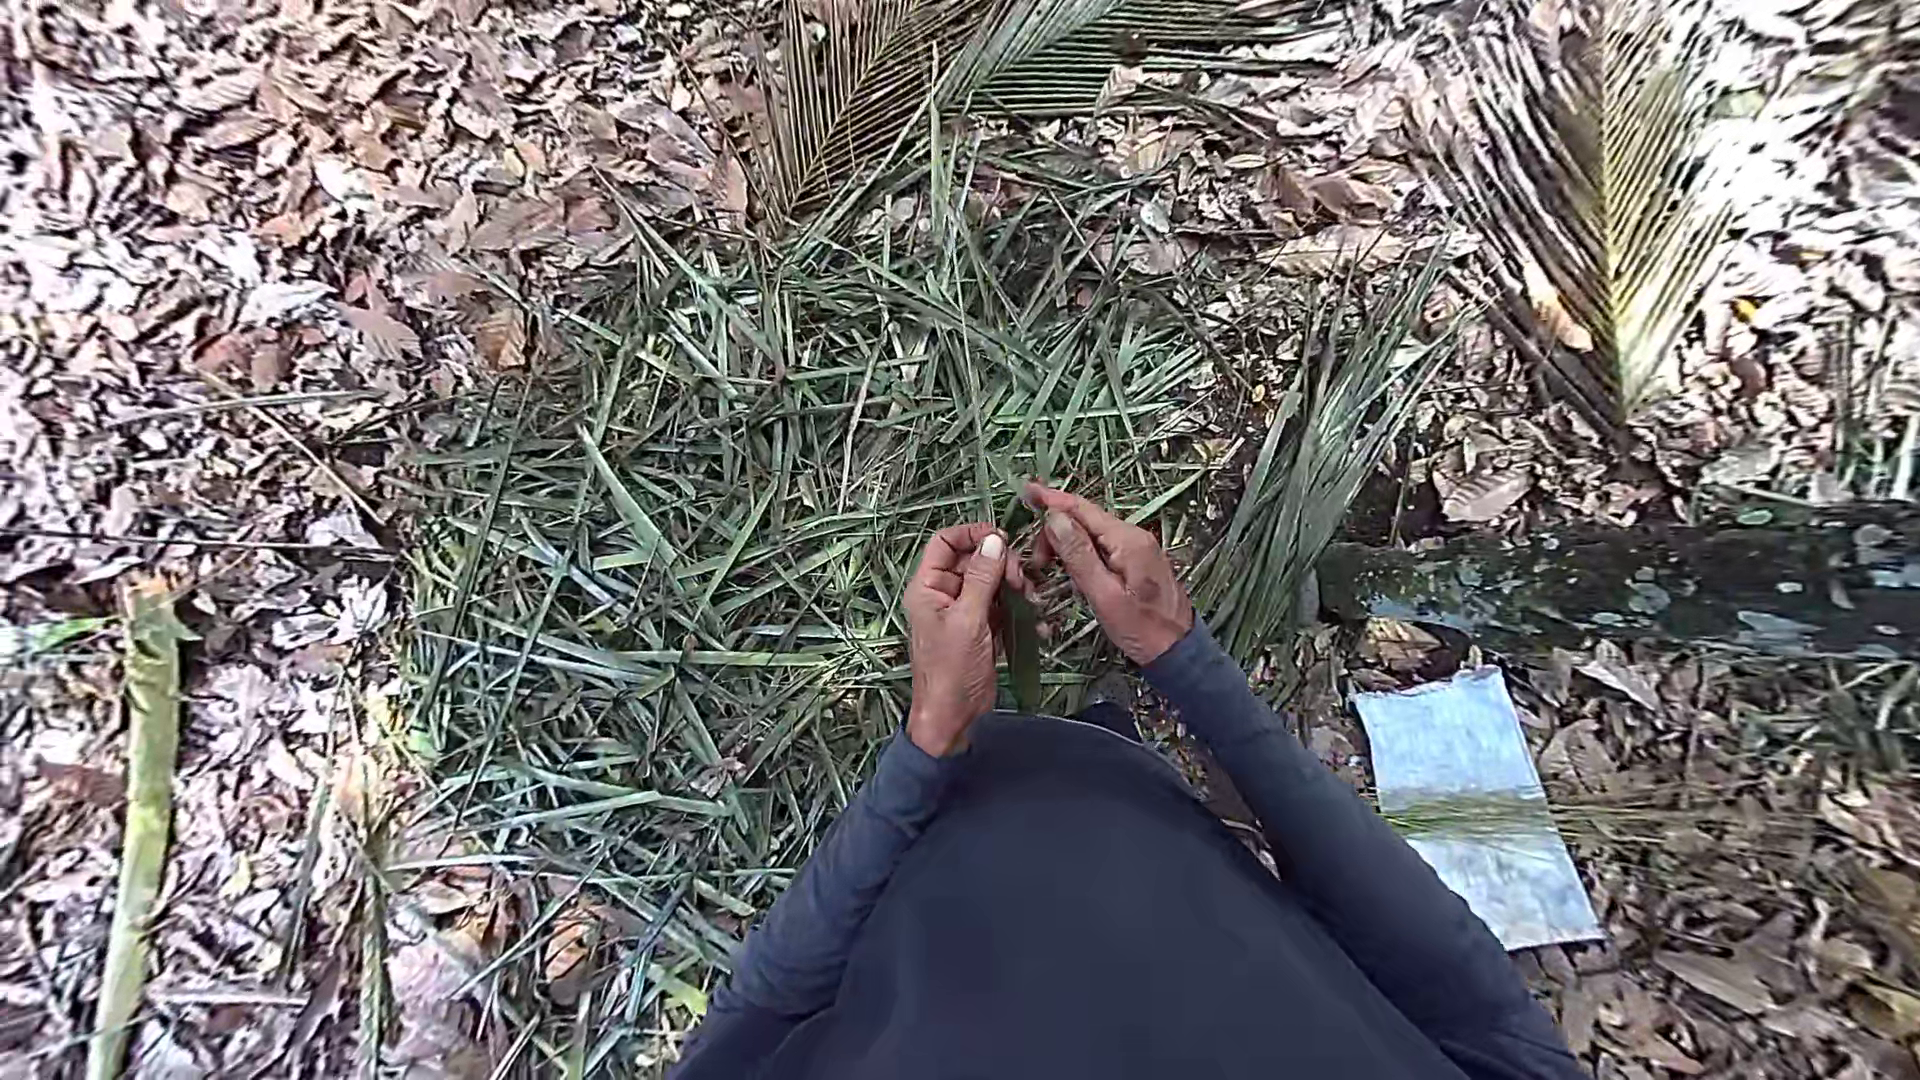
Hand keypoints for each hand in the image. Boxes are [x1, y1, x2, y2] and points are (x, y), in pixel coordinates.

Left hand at [904, 523, 1025, 755]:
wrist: (955, 717)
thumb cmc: (950, 672)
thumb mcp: (967, 620)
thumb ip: (981, 578)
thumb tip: (993, 541)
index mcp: (928, 587)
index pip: (944, 542)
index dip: (971, 534)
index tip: (1000, 536)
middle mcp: (944, 594)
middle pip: (974, 560)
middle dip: (1000, 564)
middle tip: (1019, 578)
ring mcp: (964, 610)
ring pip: (991, 581)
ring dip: (1013, 585)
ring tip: (1029, 599)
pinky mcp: (982, 626)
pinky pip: (1001, 604)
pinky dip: (1017, 607)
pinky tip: (1033, 617)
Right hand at [1027, 482, 1193, 665]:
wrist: (1179, 651)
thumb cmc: (1142, 629)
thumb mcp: (1104, 595)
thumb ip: (1079, 555)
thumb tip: (1054, 519)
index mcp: (1127, 540)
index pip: (1082, 509)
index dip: (1052, 499)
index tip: (1028, 491)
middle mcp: (1134, 536)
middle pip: (1085, 520)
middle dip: (1055, 533)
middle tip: (1038, 562)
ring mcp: (1137, 548)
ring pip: (1091, 533)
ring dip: (1066, 544)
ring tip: (1048, 567)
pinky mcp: (1136, 561)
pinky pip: (1101, 546)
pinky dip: (1080, 552)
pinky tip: (1070, 568)